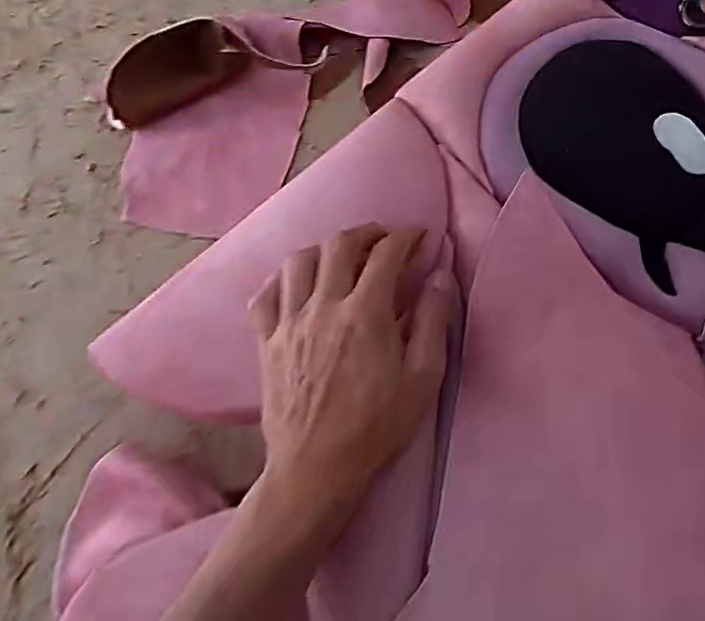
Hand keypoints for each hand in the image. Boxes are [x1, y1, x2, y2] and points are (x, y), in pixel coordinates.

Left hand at [247, 225, 455, 522]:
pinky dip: (285, 279)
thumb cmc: (380, 423)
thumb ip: (434, 318)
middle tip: (387, 239)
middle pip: (338, 246)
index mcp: (365, 314)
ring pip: (298, 263)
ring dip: (326, 249)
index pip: (386, 253)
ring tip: (347, 257)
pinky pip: (265, 296)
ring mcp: (288, 327)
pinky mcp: (266, 346)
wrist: (316, 471)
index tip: (422, 237)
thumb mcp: (424, 373)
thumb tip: (439, 274)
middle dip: (367, 233)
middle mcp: (323, 310)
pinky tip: (302, 285)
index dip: (408, 237)